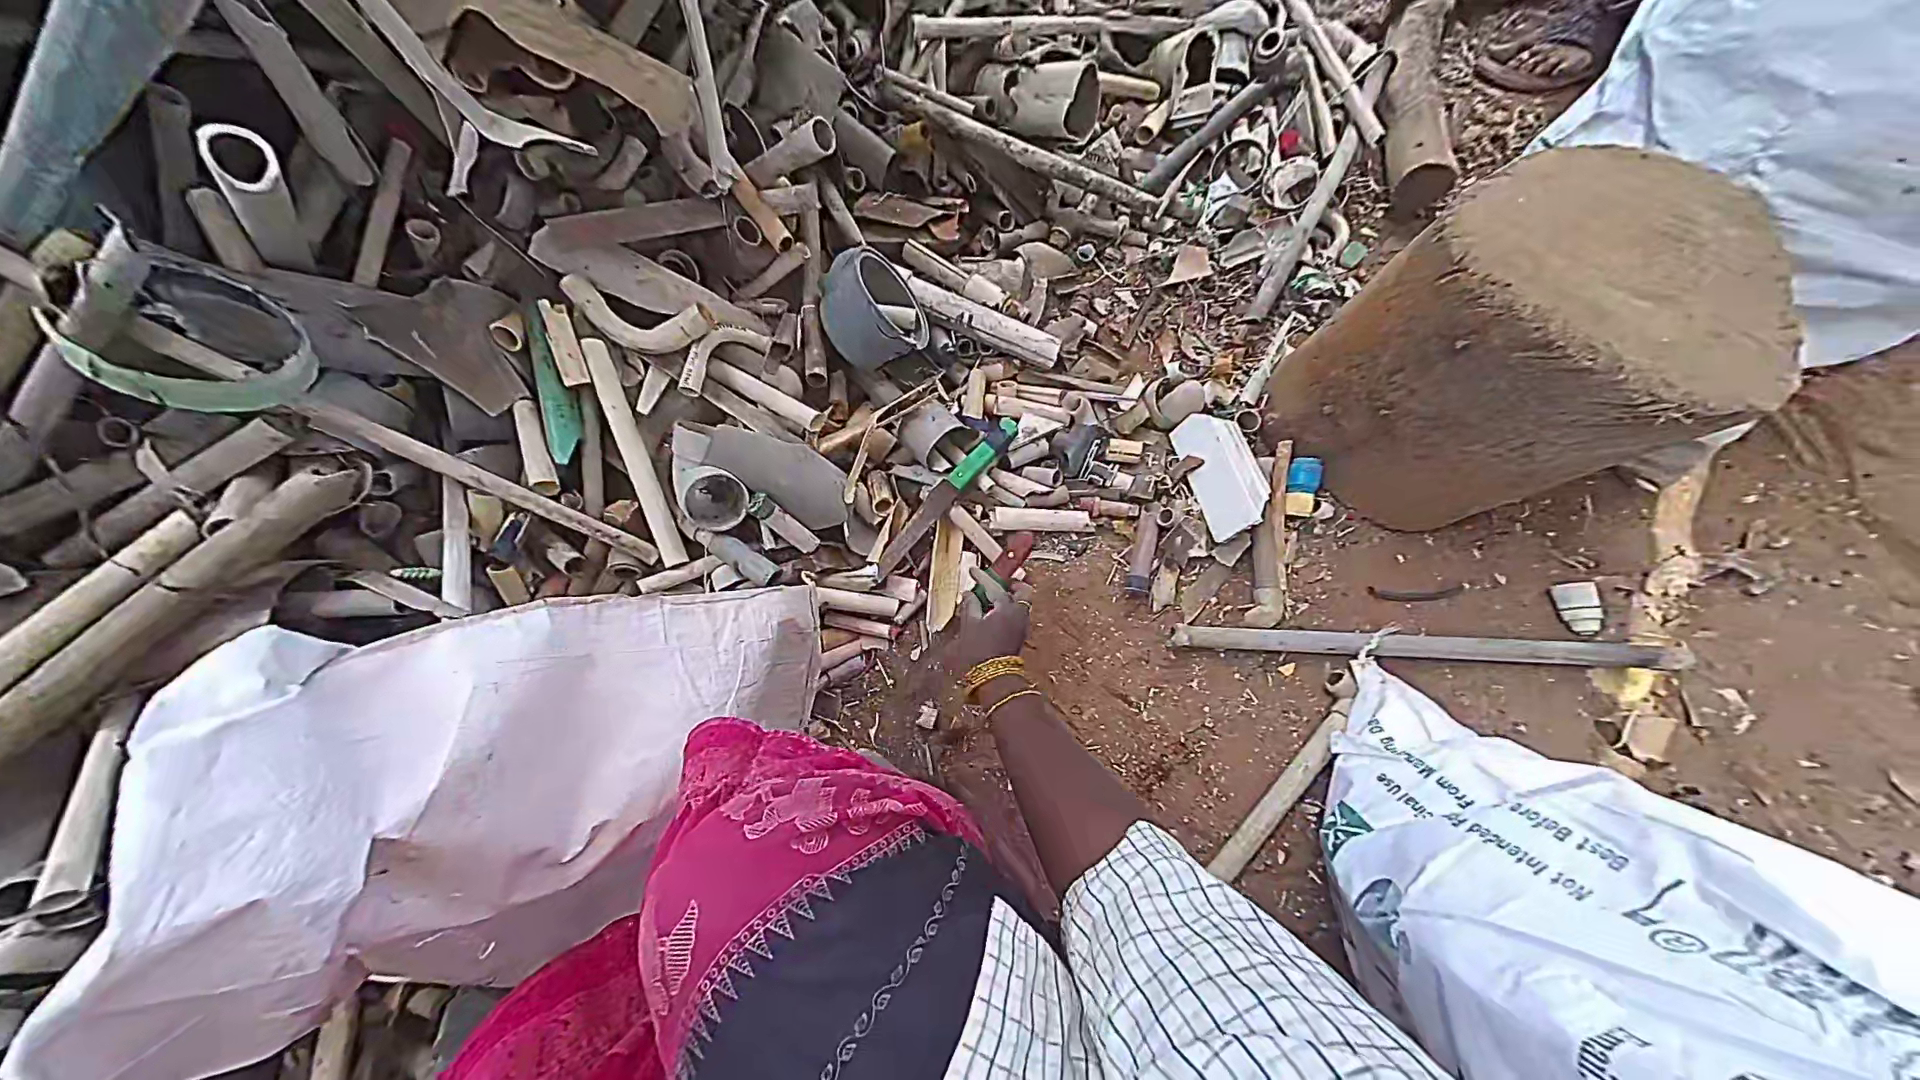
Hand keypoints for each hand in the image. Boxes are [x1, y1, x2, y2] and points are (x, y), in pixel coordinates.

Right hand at [943, 567, 1032, 677]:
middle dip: (1008, 584)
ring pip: (1020, 602)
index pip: (995, 586)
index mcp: (1007, 607)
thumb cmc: (980, 651)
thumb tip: (969, 595)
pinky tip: (991, 613)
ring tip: (988, 599)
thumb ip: (970, 605)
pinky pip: (1016, 614)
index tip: (974, 572)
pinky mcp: (1019, 634)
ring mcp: (1022, 625)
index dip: (983, 577)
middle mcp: (1019, 614)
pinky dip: (1006, 609)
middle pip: (1021, 591)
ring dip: (1007, 597)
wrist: (993, 677)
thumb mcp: (969, 624)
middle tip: (992, 583)